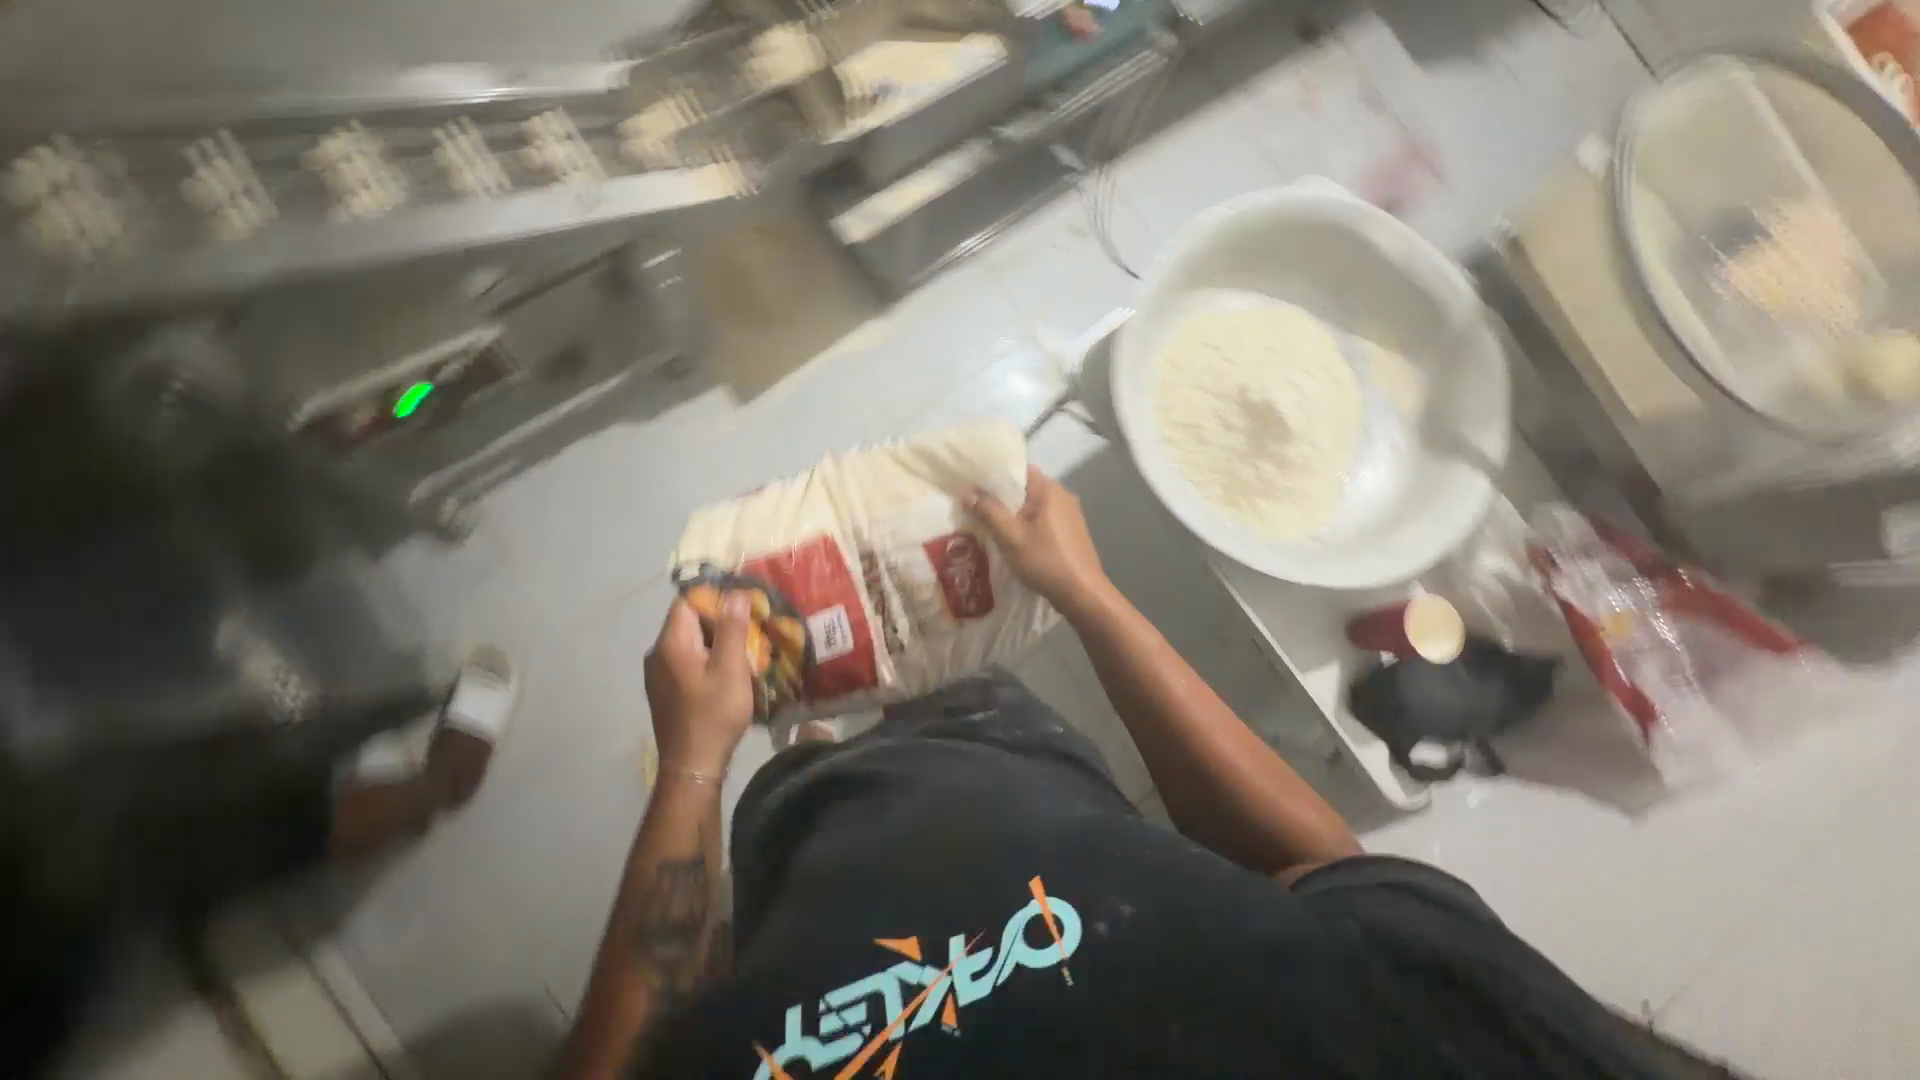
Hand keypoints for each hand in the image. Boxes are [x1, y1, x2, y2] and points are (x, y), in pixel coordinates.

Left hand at [645, 594, 755, 775]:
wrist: (692, 766)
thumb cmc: (714, 715)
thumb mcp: (731, 669)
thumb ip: (732, 628)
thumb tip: (735, 593)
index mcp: (670, 643)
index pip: (688, 602)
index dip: (716, 600)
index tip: (744, 610)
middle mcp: (656, 653)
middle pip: (688, 622)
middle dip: (719, 624)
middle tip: (750, 636)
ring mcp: (657, 674)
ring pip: (689, 643)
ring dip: (715, 644)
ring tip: (743, 656)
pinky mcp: (663, 690)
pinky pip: (685, 662)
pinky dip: (705, 661)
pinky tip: (725, 677)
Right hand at [967, 466, 1110, 611]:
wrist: (1081, 592)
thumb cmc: (1045, 560)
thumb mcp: (1010, 537)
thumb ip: (988, 512)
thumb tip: (967, 492)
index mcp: (1049, 489)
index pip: (1019, 469)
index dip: (995, 475)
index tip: (973, 484)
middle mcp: (1062, 495)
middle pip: (1025, 488)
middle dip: (1001, 497)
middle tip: (975, 506)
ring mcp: (1070, 514)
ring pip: (1034, 505)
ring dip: (1014, 513)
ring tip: (989, 524)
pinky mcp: (1071, 531)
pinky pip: (1043, 519)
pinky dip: (1028, 524)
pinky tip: (1014, 539)